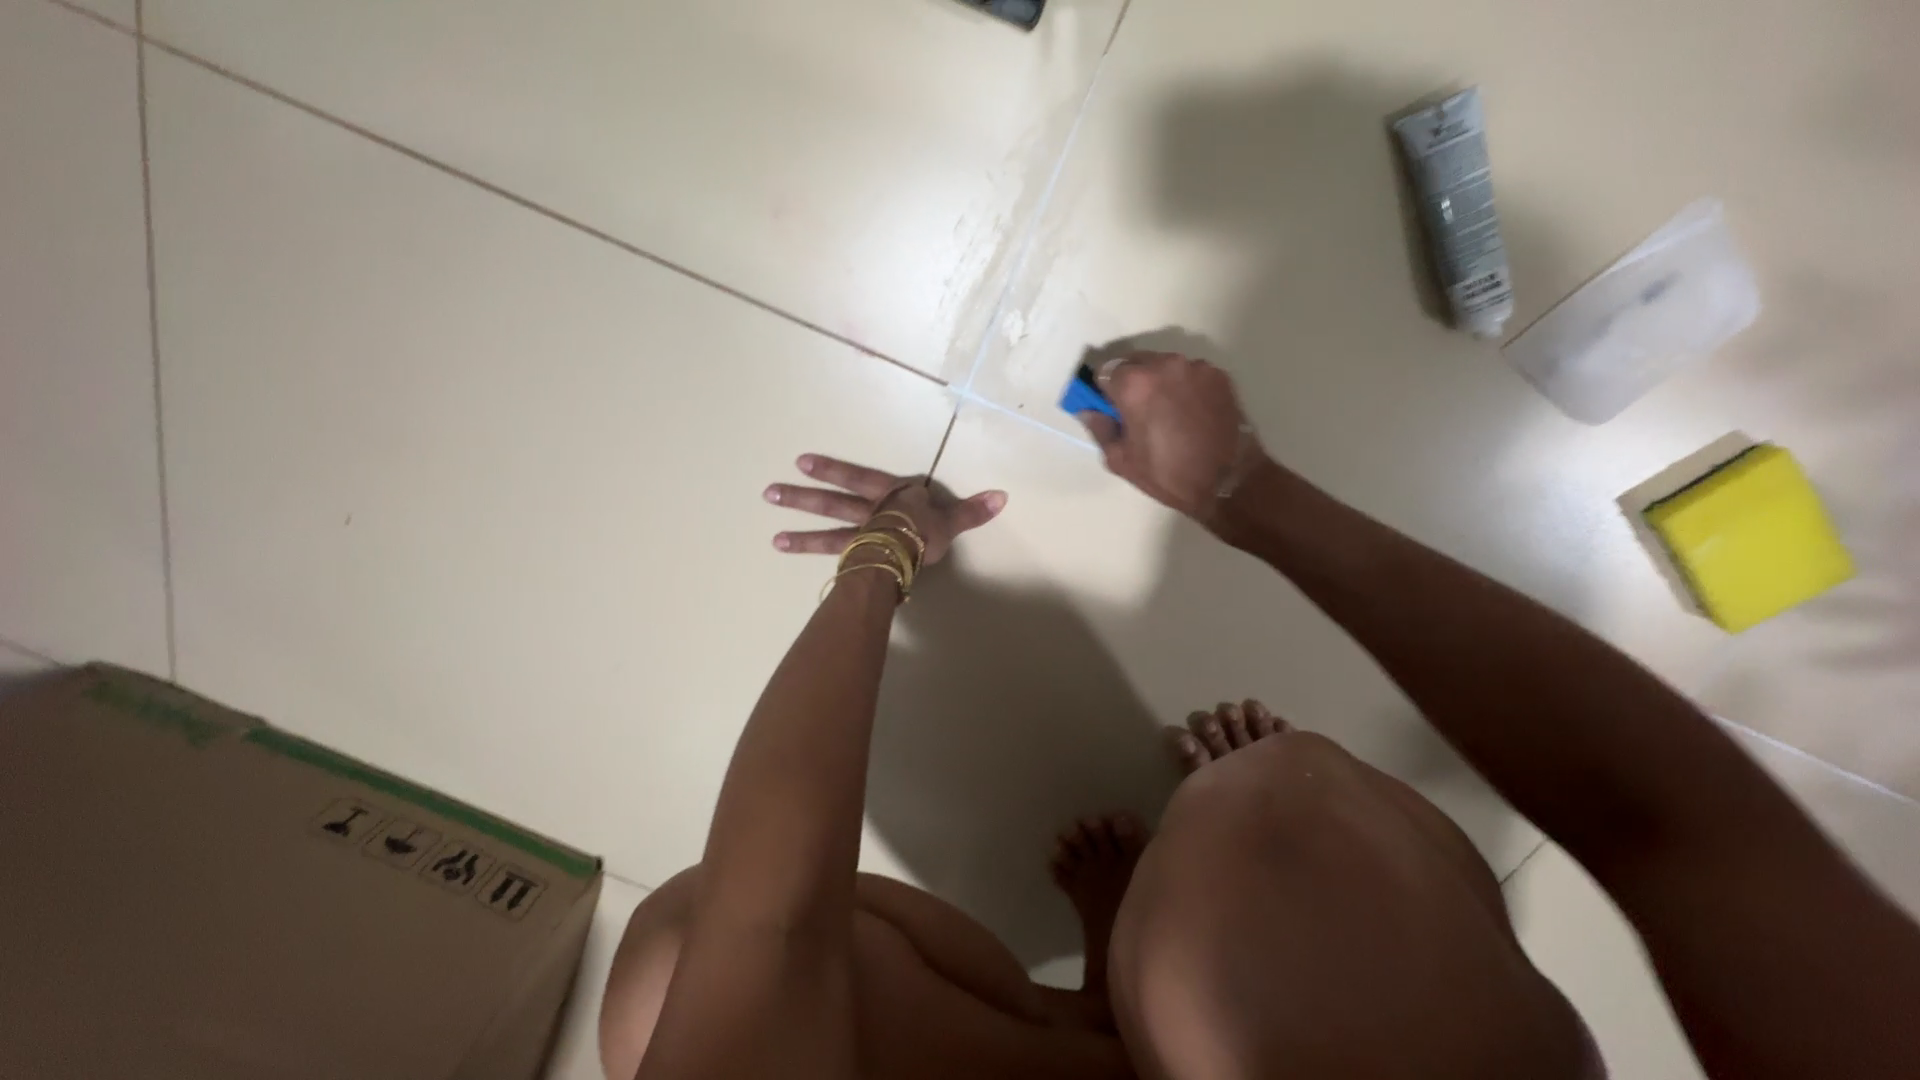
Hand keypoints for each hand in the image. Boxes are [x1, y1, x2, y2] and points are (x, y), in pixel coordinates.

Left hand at [764, 455, 1007, 566]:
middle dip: (801, 499)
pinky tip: (790, 554)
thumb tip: (1002, 497)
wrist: (912, 551)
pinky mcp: (859, 558)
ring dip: (800, 535)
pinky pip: (834, 557)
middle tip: (769, 493)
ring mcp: (861, 537)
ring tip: (773, 539)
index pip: (857, 478)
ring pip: (826, 533)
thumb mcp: (952, 519)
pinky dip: (813, 554)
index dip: (832, 471)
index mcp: (891, 497)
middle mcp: (869, 513)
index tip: (801, 463)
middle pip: (831, 503)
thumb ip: (971, 511)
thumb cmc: (930, 532)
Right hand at [1075, 351, 1267, 522]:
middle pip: (1136, 363)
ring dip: (1161, 383)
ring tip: (1170, 415)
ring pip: (1165, 366)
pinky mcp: (1219, 375)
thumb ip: (1101, 429)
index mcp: (1134, 384)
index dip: (1107, 392)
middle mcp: (1164, 365)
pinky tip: (1192, 413)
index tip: (1114, 409)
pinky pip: (1191, 374)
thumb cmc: (1169, 474)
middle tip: (1141, 414)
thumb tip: (1088, 411)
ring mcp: (1195, 367)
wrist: (1230, 480)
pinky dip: (1186, 387)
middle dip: (1133, 383)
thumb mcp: (1122, 461)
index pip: (1106, 371)